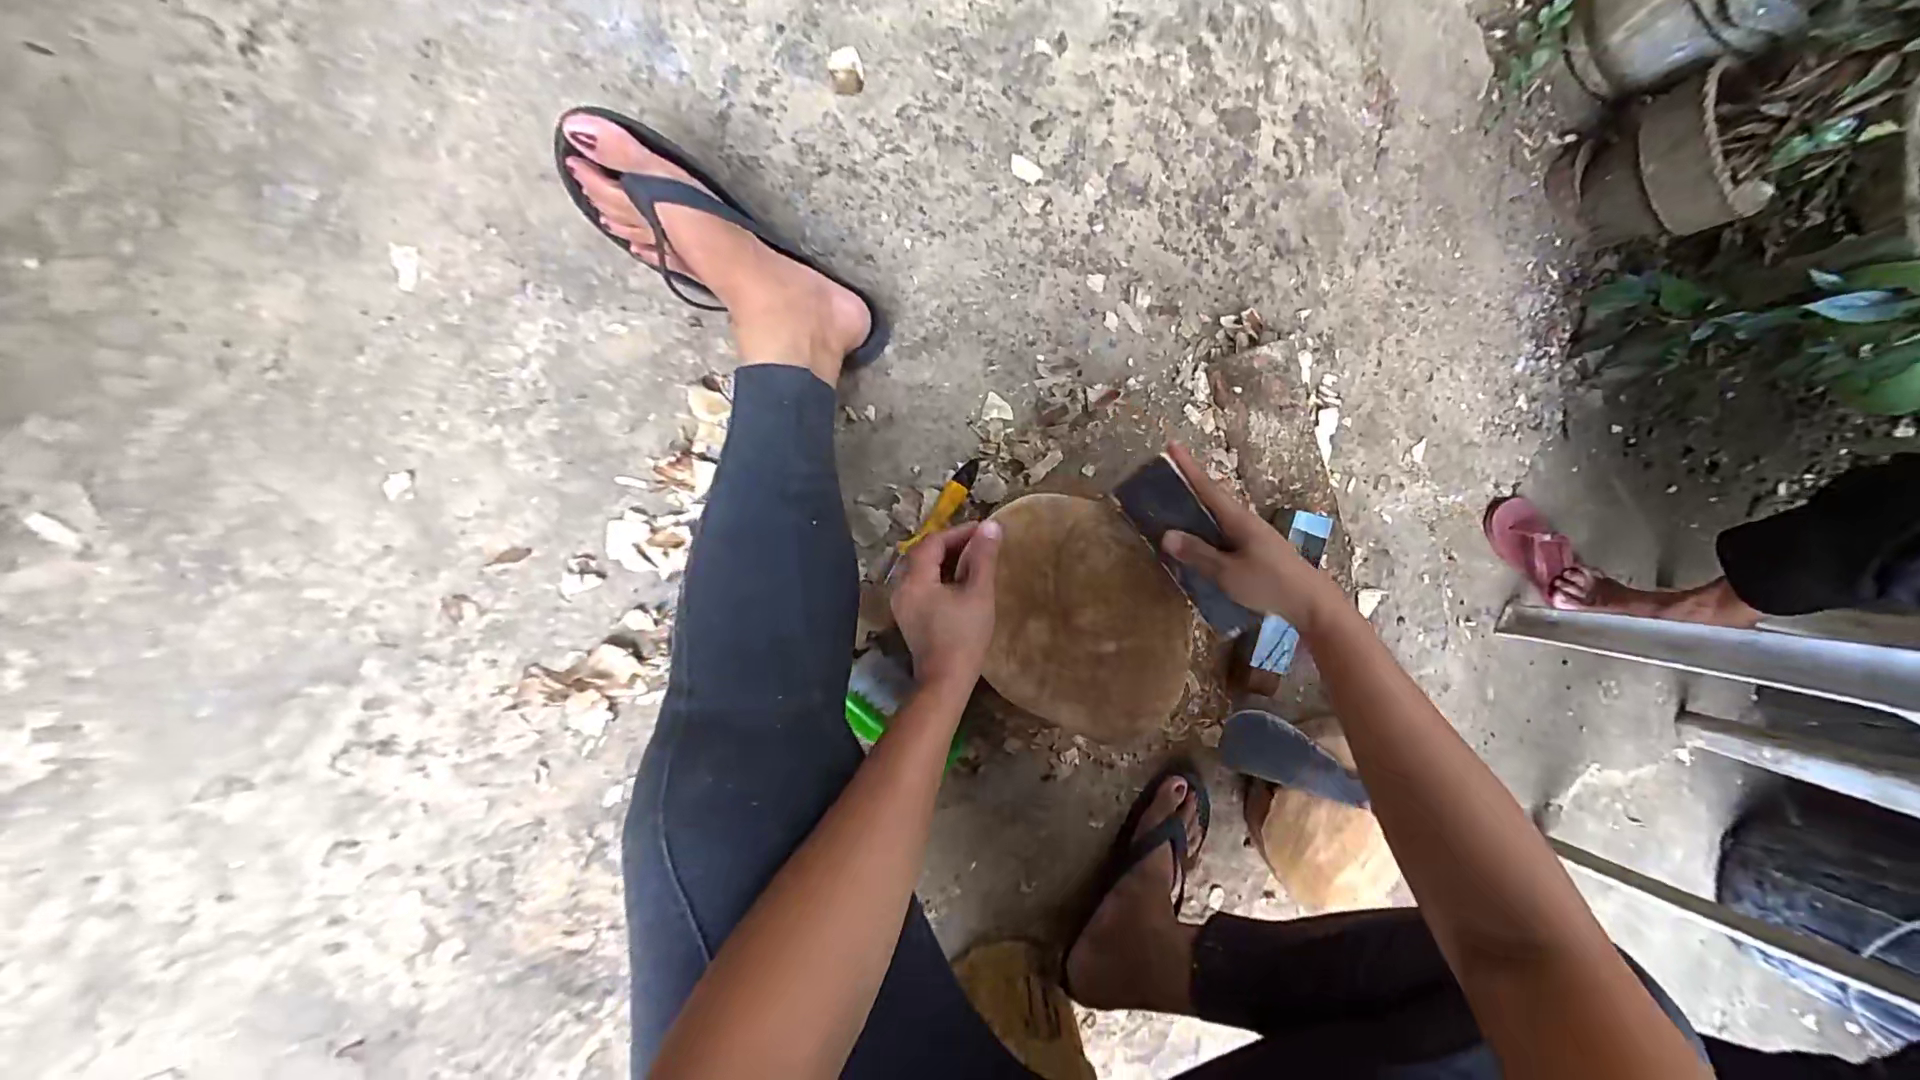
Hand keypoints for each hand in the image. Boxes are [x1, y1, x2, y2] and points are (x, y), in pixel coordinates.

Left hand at [890, 520, 1002, 691]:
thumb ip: (983, 557)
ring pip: (921, 569)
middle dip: (951, 543)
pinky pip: (922, 584)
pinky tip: (959, 580)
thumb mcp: (978, 593)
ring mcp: (902, 604)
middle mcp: (901, 588)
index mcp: (914, 579)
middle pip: (923, 553)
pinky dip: (939, 575)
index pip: (933, 542)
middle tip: (979, 542)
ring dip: (945, 559)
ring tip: (973, 557)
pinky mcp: (909, 616)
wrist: (946, 681)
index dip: (958, 532)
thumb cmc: (964, 637)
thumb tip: (991, 526)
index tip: (983, 530)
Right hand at [1159, 443, 1345, 632]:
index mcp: (1239, 521)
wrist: (1313, 605)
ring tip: (1175, 510)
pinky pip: (1223, 536)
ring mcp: (1253, 538)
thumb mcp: (1228, 572)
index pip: (1207, 488)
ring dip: (1197, 512)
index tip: (1173, 445)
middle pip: (1212, 500)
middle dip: (1190, 487)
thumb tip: (1168, 535)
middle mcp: (1246, 524)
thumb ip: (1198, 554)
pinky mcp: (1256, 554)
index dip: (1189, 468)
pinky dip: (1206, 533)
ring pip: (1217, 519)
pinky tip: (1197, 544)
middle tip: (1168, 476)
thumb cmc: (1270, 584)